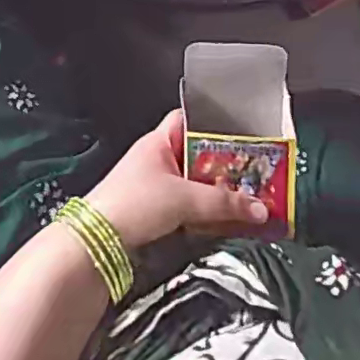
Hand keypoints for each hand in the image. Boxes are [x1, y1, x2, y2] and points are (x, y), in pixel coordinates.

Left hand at [84, 109, 270, 251]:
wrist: (99, 239)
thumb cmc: (133, 204)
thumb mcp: (184, 199)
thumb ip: (224, 203)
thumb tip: (260, 208)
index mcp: (158, 142)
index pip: (188, 120)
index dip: (212, 123)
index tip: (240, 133)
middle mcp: (156, 159)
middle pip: (198, 155)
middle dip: (225, 166)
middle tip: (254, 174)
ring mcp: (155, 184)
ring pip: (195, 182)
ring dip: (218, 192)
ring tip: (249, 200)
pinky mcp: (155, 209)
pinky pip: (188, 204)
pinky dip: (206, 211)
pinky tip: (226, 220)